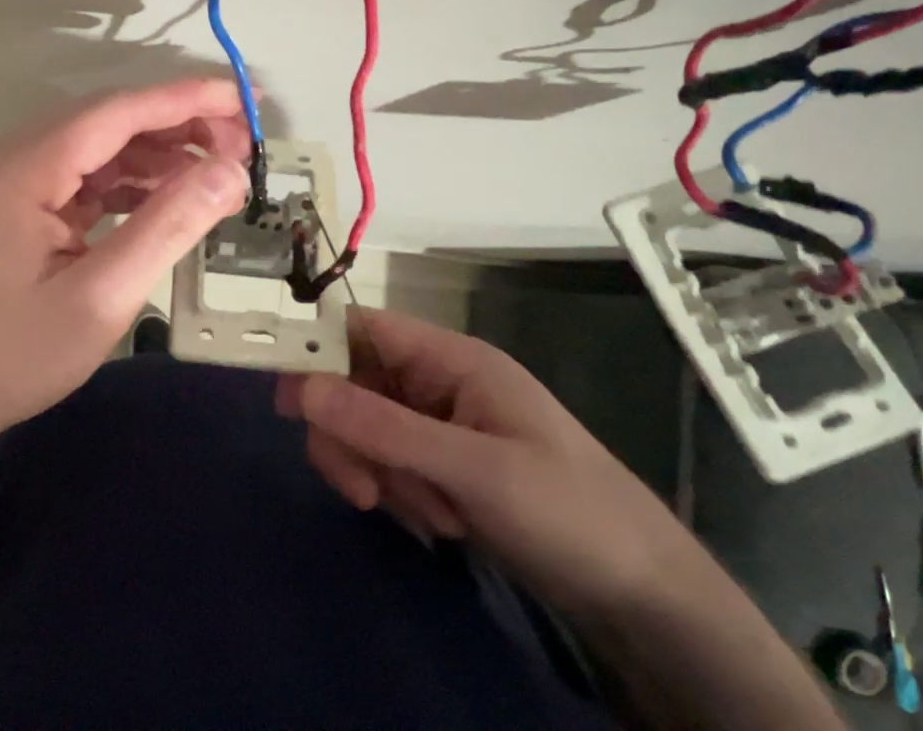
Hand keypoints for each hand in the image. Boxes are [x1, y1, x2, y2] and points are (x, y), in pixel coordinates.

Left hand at [0, 79, 250, 459]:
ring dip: (153, 155)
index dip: (183, 99)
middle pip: (103, 122)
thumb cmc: (16, 356)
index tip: (246, 99)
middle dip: (175, 126)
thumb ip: (168, 227)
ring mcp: (7, 186)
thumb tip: (231, 171)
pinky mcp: (13, 211)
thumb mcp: (102, 297)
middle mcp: (9, 162)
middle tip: (243, 149)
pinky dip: (124, 184)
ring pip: (93, 149)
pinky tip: (167, 198)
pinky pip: (77, 180)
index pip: (113, 112)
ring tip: (216, 175)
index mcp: (21, 173)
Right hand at [276, 308, 704, 615]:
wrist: (642, 595)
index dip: (314, 349)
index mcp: (452, 361)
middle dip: (347, 437)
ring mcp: (437, 427)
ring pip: (360, 429)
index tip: (281, 397)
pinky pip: (384, 463)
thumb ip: (385, 427)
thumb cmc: (569, 514)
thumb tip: (299, 387)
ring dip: (374, 472)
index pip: (361, 328)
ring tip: (426, 516)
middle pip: (349, 384)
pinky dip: (394, 492)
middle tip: (362, 489)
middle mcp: (437, 384)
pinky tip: (437, 523)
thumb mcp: (474, 470)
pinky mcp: (439, 466)